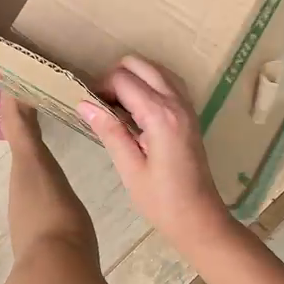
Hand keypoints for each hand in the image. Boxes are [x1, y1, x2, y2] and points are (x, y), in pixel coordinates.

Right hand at [79, 55, 234, 244]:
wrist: (200, 219)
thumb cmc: (161, 200)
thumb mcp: (129, 169)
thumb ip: (109, 131)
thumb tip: (83, 104)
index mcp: (160, 116)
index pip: (123, 80)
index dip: (101, 88)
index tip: (91, 108)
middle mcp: (176, 103)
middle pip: (140, 64)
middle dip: (116, 76)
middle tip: (103, 104)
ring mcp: (187, 106)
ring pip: (156, 69)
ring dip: (134, 78)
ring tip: (118, 106)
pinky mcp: (190, 113)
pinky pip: (168, 82)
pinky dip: (150, 84)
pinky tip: (138, 108)